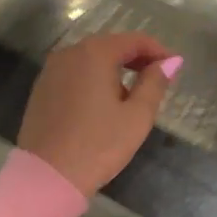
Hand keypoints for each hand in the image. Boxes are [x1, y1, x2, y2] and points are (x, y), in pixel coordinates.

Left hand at [18, 32, 178, 196]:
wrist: (47, 176)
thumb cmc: (99, 145)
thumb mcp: (137, 115)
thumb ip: (155, 83)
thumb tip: (170, 61)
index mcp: (95, 53)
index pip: (134, 40)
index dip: (158, 51)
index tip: (175, 67)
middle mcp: (69, 53)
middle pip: (110, 46)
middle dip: (136, 59)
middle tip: (158, 80)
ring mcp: (51, 71)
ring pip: (91, 60)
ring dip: (114, 70)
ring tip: (133, 95)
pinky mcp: (41, 89)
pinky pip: (75, 75)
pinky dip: (94, 80)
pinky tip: (103, 104)